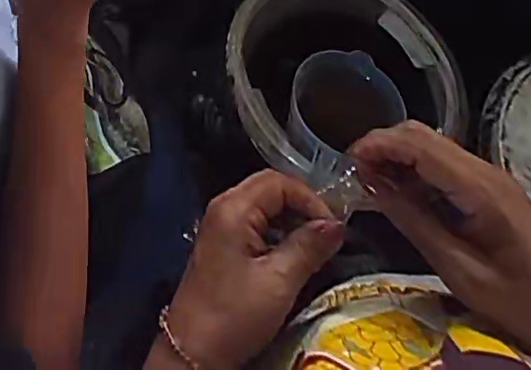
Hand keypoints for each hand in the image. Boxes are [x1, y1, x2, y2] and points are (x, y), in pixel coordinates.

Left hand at [157, 171, 346, 369]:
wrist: (194, 349)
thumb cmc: (235, 314)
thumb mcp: (279, 283)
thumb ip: (307, 248)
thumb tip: (337, 225)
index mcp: (233, 207)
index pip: (277, 181)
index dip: (310, 198)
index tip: (334, 228)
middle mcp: (224, 206)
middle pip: (269, 187)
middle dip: (302, 205)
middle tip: (330, 234)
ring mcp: (221, 222)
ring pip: (263, 204)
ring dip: (291, 219)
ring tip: (317, 245)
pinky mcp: (223, 241)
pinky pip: (255, 222)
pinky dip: (278, 231)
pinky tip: (294, 253)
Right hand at [348, 122, 530, 369]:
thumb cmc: (524, 306)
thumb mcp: (459, 271)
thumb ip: (412, 220)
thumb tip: (369, 184)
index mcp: (480, 189)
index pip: (417, 144)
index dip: (376, 145)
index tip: (347, 163)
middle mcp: (484, 171)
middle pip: (419, 134)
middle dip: (380, 145)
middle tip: (354, 173)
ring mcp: (487, 176)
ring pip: (427, 142)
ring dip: (394, 154)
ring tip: (369, 181)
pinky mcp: (486, 187)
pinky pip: (439, 161)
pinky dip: (411, 167)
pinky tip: (397, 190)